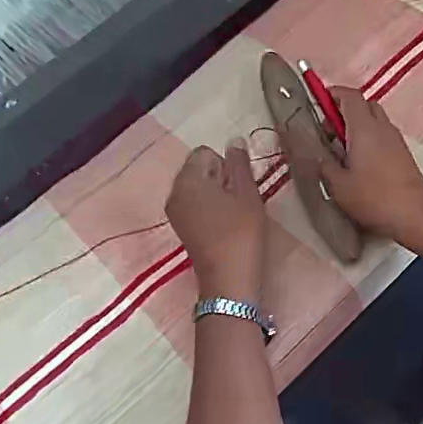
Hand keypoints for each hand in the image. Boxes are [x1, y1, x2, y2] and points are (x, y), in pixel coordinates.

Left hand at [167, 141, 266, 301]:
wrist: (229, 280)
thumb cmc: (241, 234)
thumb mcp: (248, 194)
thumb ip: (239, 163)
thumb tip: (233, 142)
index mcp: (187, 179)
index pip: (205, 153)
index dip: (226, 166)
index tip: (239, 188)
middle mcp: (174, 193)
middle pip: (199, 171)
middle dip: (220, 179)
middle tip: (238, 203)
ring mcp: (175, 213)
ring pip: (198, 190)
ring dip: (216, 196)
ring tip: (233, 217)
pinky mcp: (181, 230)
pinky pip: (195, 207)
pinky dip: (210, 211)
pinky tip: (224, 228)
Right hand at [320, 88, 422, 244]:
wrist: (413, 214)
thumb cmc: (373, 198)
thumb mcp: (338, 185)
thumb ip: (325, 164)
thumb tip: (320, 155)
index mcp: (364, 128)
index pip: (349, 96)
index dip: (332, 95)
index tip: (318, 105)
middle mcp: (382, 127)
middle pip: (364, 105)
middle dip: (344, 111)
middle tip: (329, 132)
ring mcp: (396, 140)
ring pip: (375, 120)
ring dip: (357, 127)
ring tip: (342, 151)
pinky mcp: (403, 154)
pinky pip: (383, 136)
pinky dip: (369, 140)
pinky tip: (360, 164)